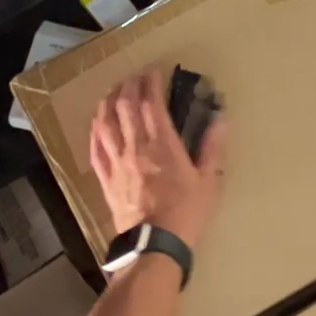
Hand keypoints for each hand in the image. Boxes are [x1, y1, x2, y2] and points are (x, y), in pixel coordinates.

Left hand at [89, 66, 227, 249]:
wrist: (155, 244)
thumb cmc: (186, 213)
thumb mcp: (208, 181)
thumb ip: (212, 147)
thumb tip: (220, 118)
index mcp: (162, 145)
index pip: (152, 104)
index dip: (151, 83)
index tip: (154, 71)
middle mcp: (135, 147)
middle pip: (126, 107)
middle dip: (129, 86)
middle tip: (134, 76)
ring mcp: (117, 162)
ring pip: (106, 123)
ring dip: (108, 102)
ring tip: (113, 91)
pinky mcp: (106, 179)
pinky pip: (95, 149)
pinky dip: (95, 130)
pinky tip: (97, 123)